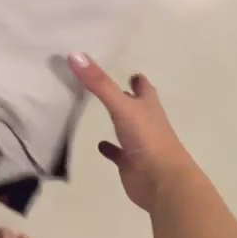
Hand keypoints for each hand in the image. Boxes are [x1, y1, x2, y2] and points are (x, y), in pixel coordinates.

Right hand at [68, 53, 200, 211]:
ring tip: (98, 111)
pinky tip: (99, 144)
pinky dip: (109, 148)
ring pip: (127, 128)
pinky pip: (118, 152)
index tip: (130, 72)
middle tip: (107, 85)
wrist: (162, 182)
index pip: (145, 89)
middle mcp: (146, 123)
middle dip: (127, 96)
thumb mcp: (122, 106)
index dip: (138, 80)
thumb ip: (99, 83)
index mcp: (149, 108)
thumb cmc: (148, 139)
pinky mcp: (130, 163)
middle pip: (137, 106)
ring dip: (118, 121)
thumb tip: (74, 54)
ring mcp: (139, 144)